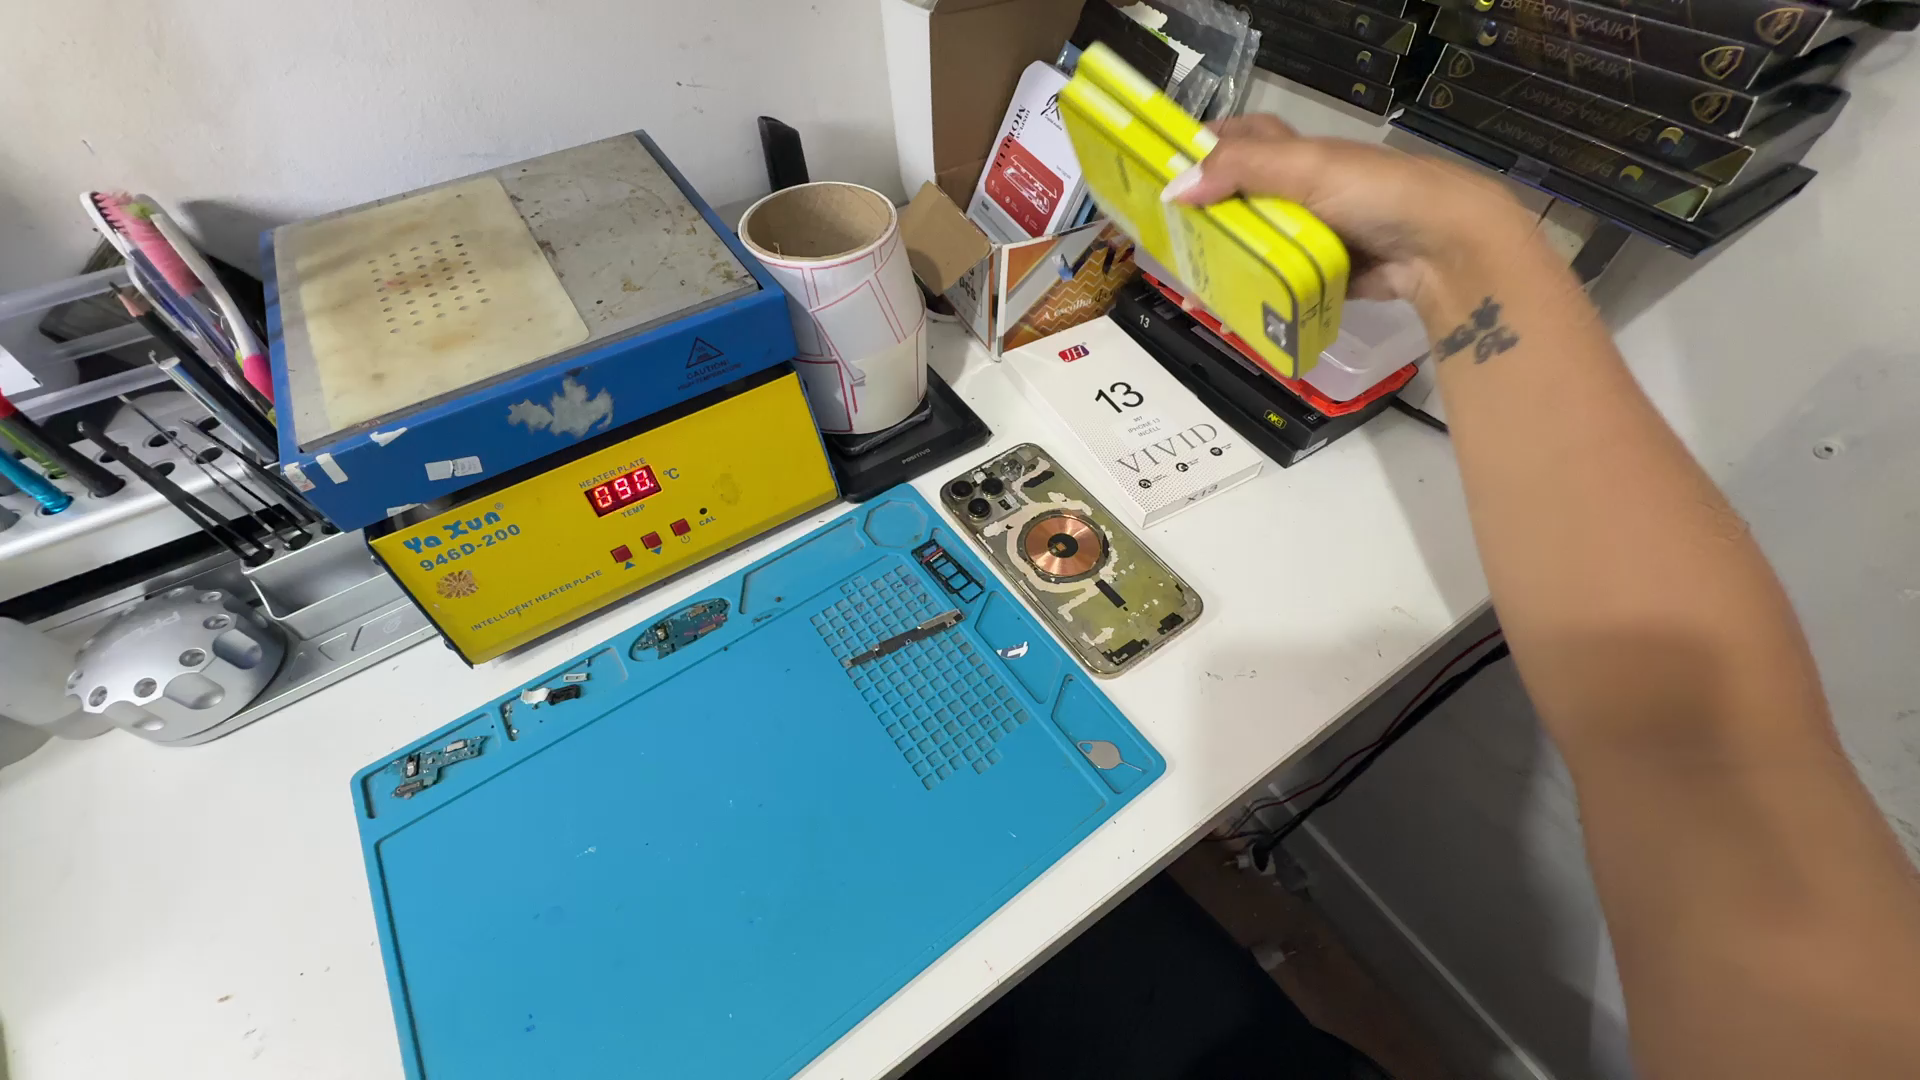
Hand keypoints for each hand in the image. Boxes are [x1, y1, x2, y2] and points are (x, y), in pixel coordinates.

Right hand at [1171, 115, 1545, 318]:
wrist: (1439, 248)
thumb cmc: (1375, 192)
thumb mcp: (1305, 171)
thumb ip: (1240, 172)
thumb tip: (1173, 190)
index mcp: (1296, 155)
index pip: (1241, 139)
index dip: (1203, 146)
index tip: (1160, 166)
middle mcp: (1298, 192)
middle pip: (1238, 197)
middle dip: (1200, 214)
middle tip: (1160, 236)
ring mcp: (1306, 235)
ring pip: (1251, 244)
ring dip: (1218, 259)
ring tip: (1182, 278)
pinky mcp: (1313, 273)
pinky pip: (1271, 282)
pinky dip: (1245, 293)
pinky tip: (1219, 307)